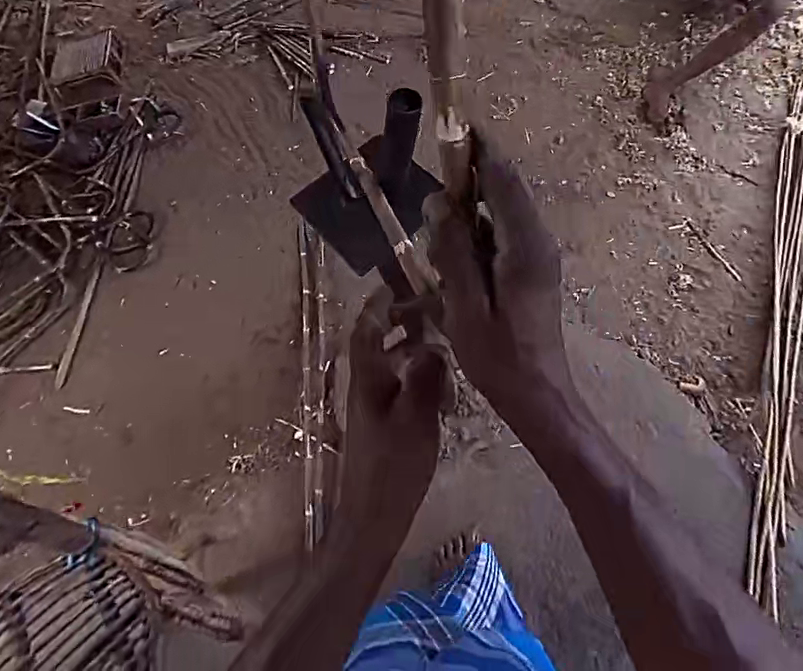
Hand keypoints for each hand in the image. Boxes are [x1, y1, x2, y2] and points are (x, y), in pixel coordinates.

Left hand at [337, 289, 446, 529]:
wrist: (370, 518)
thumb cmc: (393, 467)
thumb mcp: (416, 419)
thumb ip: (425, 377)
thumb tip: (432, 345)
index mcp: (366, 376)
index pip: (366, 328)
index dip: (379, 304)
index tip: (400, 284)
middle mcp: (363, 384)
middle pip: (375, 341)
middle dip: (398, 323)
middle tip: (429, 312)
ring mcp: (370, 405)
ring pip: (387, 363)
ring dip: (408, 349)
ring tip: (439, 345)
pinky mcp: (380, 423)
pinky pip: (395, 385)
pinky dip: (413, 376)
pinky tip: (438, 388)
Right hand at [426, 135, 568, 414]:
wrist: (540, 396)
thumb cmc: (500, 358)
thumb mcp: (465, 307)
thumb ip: (452, 252)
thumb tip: (437, 202)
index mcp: (524, 246)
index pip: (502, 179)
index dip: (479, 149)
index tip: (453, 126)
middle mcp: (536, 240)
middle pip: (503, 187)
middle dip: (467, 175)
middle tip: (431, 188)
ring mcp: (537, 252)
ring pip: (500, 207)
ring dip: (468, 204)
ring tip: (438, 227)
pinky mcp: (531, 264)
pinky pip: (500, 228)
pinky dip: (475, 225)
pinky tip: (453, 249)